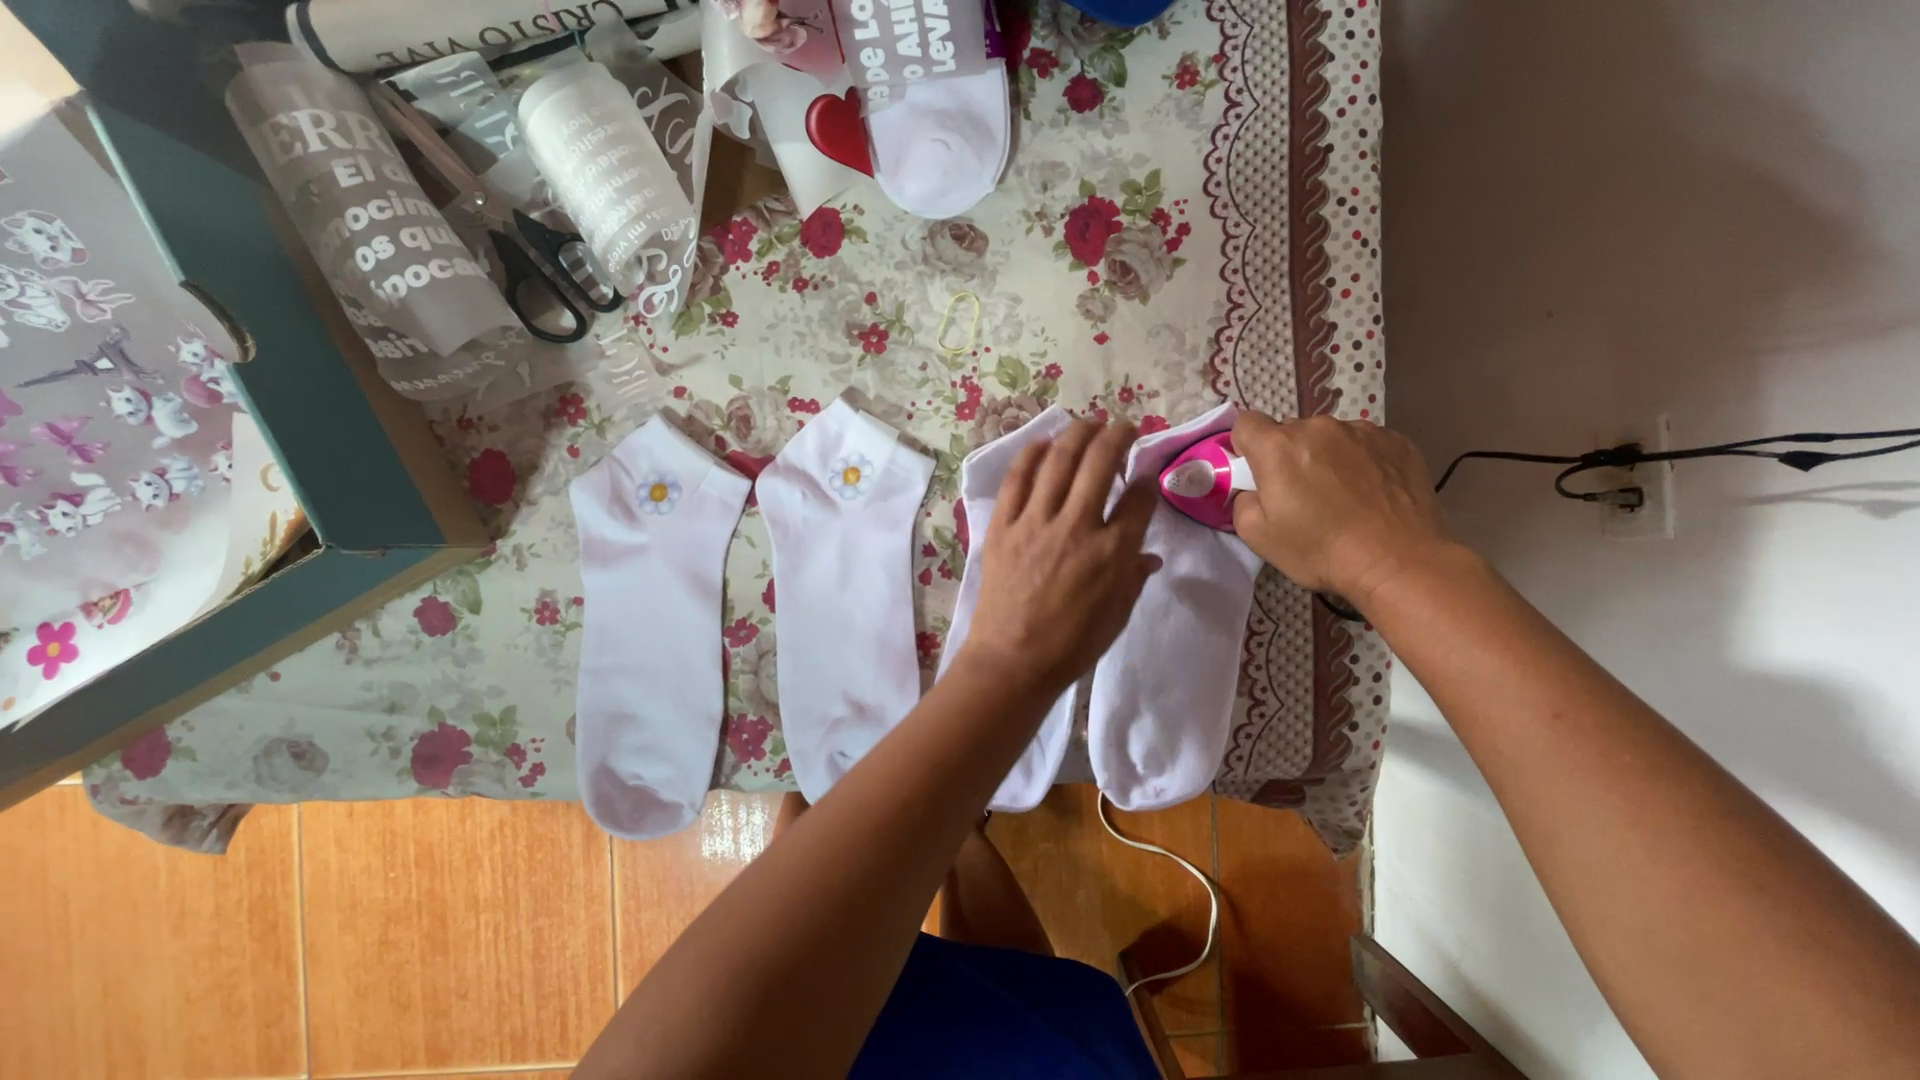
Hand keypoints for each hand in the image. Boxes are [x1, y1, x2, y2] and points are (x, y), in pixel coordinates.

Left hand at [958, 421, 1160, 695]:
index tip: (1146, 476)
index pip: (1138, 499)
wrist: (1012, 661)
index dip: (1147, 481)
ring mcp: (1035, 523)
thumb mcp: (1117, 616)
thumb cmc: (1071, 645)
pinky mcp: (1003, 526)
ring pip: (1059, 461)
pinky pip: (1017, 480)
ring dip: (1078, 434)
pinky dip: (1031, 456)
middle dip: (1119, 436)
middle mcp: (1077, 527)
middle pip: (1101, 463)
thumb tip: (1147, 556)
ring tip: (1090, 424)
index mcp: (1113, 553)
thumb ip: (1134, 577)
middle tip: (1126, 427)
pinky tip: (1044, 443)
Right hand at [1231, 413, 1455, 608]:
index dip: (1246, 447)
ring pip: (1330, 437)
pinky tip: (1371, 493)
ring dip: (1327, 457)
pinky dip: (1361, 461)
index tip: (1258, 473)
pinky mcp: (1397, 441)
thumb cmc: (1321, 550)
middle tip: (1302, 494)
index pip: (1246, 423)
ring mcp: (1362, 431)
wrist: (1398, 560)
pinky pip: (1365, 444)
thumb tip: (1254, 490)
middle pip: (1290, 431)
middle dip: (1288, 455)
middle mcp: (1319, 427)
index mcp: (1278, 447)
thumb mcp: (1258, 536)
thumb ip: (1243, 501)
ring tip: (1343, 495)